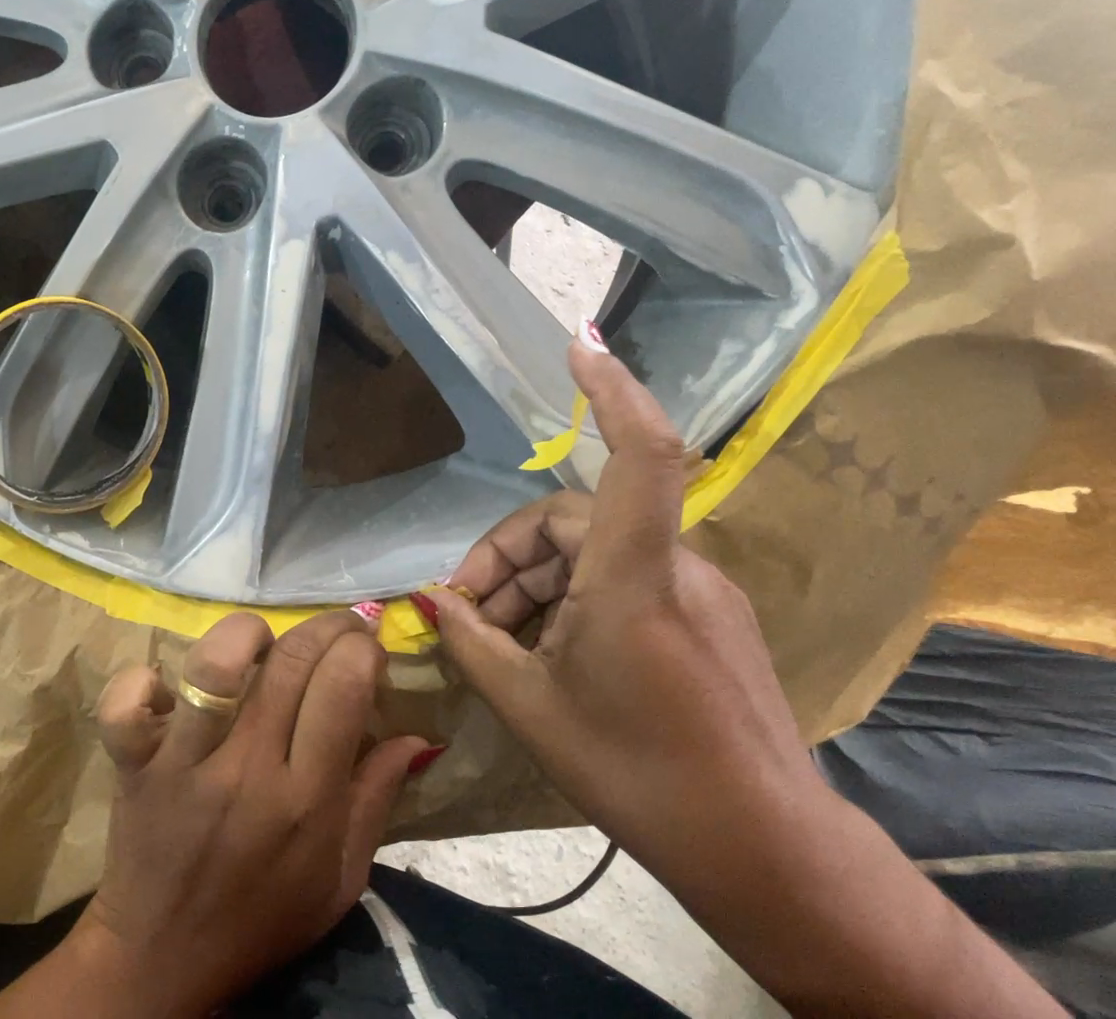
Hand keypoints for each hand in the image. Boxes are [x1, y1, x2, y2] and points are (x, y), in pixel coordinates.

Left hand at [0, 611, 428, 1018]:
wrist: (166, 956)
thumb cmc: (262, 918)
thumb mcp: (340, 878)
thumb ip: (376, 802)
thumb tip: (416, 736)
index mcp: (308, 800)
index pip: (343, 690)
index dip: (361, 650)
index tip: (367, 648)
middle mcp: (248, 771)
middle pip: (289, 663)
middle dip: (324, 626)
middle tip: (335, 627)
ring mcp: (184, 764)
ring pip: (212, 669)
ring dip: (243, 636)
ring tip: (259, 642)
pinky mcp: (134, 765)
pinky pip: (126, 705)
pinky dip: (142, 680)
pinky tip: (167, 684)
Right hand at [426, 341, 822, 866]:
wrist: (759, 844)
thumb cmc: (632, 768)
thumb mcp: (527, 703)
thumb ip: (472, 639)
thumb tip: (431, 600)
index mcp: (634, 576)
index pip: (640, 456)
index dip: (613, 392)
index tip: (578, 345)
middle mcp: (677, 568)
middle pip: (576, 521)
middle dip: (508, 557)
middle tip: (466, 616)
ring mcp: (702, 593)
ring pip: (598, 554)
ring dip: (538, 585)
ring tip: (500, 646)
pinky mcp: (712, 620)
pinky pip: (629, 581)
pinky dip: (576, 601)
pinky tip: (549, 654)